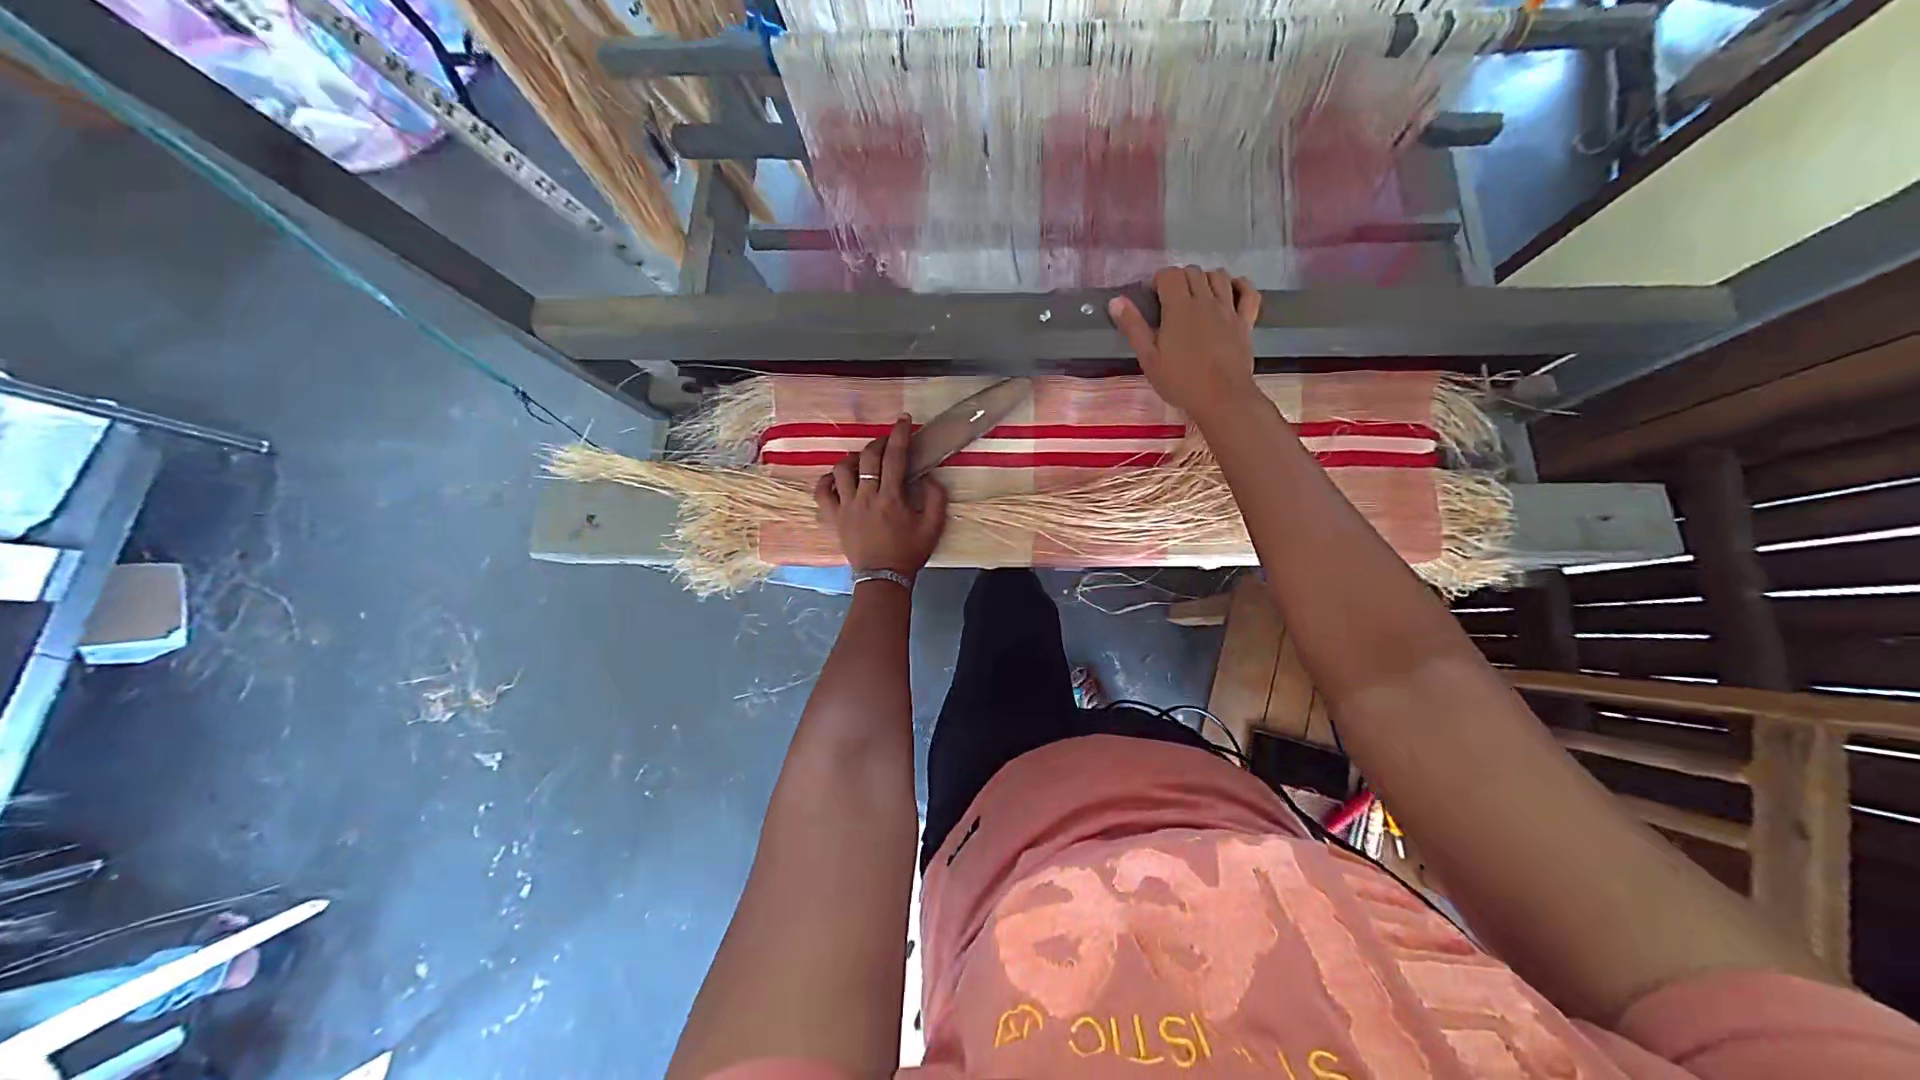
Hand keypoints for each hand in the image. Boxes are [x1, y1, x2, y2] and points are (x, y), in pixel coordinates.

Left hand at [813, 416, 948, 581]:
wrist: (883, 577)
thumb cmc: (909, 552)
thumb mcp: (933, 526)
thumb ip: (936, 498)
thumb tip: (929, 476)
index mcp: (892, 498)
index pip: (895, 457)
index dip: (899, 435)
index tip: (903, 420)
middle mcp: (866, 497)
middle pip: (868, 458)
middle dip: (879, 443)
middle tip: (887, 442)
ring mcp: (847, 506)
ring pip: (842, 470)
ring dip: (854, 459)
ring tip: (864, 462)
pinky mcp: (834, 517)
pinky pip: (822, 493)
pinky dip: (826, 481)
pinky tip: (837, 478)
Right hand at [1108, 266, 1261, 418]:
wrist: (1222, 398)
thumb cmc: (1180, 381)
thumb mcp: (1149, 358)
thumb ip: (1133, 327)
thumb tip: (1116, 300)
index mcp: (1179, 308)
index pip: (1170, 275)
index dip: (1158, 279)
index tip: (1151, 295)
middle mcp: (1206, 301)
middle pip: (1193, 272)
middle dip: (1179, 278)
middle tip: (1170, 299)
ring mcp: (1229, 309)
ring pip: (1219, 276)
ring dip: (1205, 278)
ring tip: (1196, 294)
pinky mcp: (1245, 321)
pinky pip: (1248, 292)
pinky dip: (1240, 285)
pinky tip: (1231, 289)